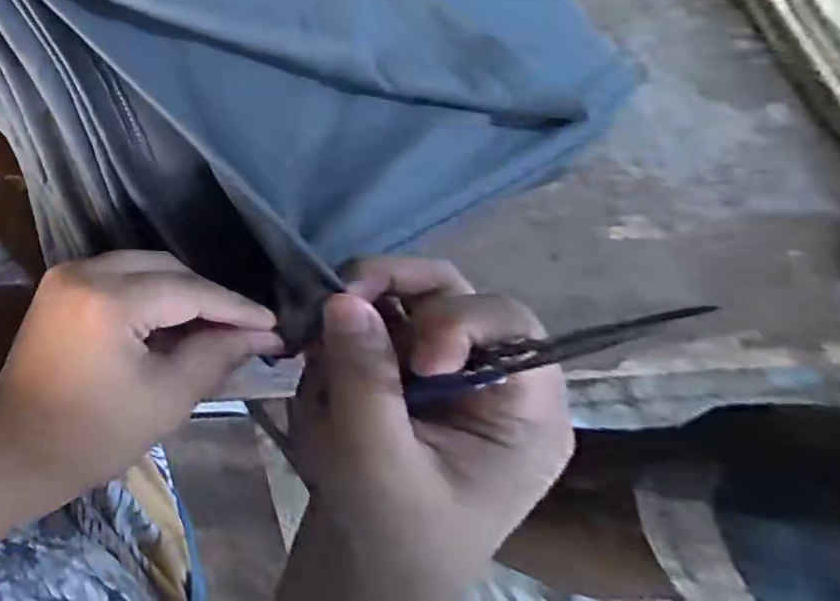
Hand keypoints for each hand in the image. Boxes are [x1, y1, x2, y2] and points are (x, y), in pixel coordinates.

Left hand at [0, 251, 282, 499]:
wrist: (20, 444)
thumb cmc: (95, 433)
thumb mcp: (165, 398)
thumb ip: (214, 355)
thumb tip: (258, 334)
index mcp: (107, 299)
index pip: (185, 289)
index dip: (232, 305)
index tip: (272, 323)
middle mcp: (83, 271)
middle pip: (161, 266)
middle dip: (205, 293)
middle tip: (245, 327)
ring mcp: (65, 273)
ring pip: (137, 264)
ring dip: (176, 289)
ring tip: (214, 325)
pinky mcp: (57, 284)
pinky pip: (113, 273)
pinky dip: (145, 290)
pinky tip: (170, 320)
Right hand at [285, 257, 572, 599]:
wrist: (363, 555)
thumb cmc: (390, 523)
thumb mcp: (375, 456)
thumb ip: (362, 376)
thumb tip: (342, 296)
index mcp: (522, 411)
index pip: (510, 326)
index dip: (459, 322)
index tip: (419, 362)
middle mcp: (486, 375)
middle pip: (452, 291)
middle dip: (393, 285)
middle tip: (342, 302)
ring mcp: (436, 364)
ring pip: (403, 292)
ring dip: (357, 301)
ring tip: (321, 337)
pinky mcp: (395, 361)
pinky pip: (368, 313)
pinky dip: (338, 319)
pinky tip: (318, 351)